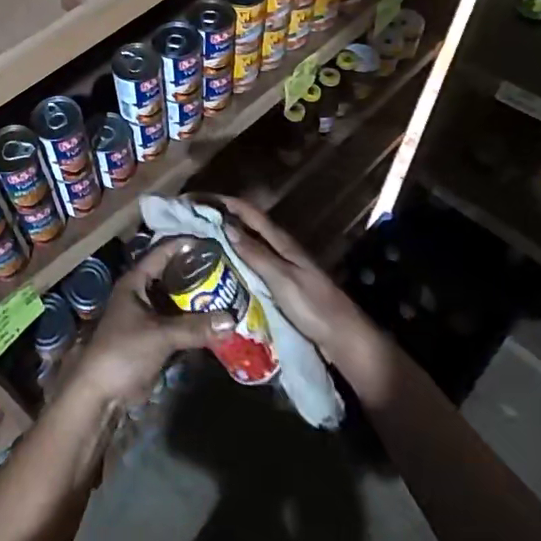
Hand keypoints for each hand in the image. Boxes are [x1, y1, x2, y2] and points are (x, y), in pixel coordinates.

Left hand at [67, 236, 233, 404]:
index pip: (160, 254)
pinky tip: (220, 321)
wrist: (103, 388)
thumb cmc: (124, 350)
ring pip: (177, 300)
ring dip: (199, 299)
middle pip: (171, 276)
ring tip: (231, 292)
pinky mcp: (155, 336)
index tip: (210, 241)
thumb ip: (194, 327)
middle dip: (196, 273)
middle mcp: (141, 294)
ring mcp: (148, 315)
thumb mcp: (159, 335)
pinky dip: (196, 321)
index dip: (182, 245)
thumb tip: (232, 318)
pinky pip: (179, 322)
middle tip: (229, 270)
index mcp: (134, 283)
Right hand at [197, 195, 386, 376]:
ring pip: (250, 246)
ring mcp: (283, 269)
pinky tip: (221, 268)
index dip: (227, 202)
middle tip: (193, 219)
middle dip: (223, 219)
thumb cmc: (315, 308)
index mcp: (284, 244)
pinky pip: (252, 266)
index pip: (252, 214)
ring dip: (227, 239)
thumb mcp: (282, 279)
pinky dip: (235, 260)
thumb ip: (256, 254)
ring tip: (200, 240)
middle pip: (249, 227)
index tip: (201, 198)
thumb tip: (227, 226)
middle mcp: (282, 251)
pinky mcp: (281, 287)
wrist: (346, 342)